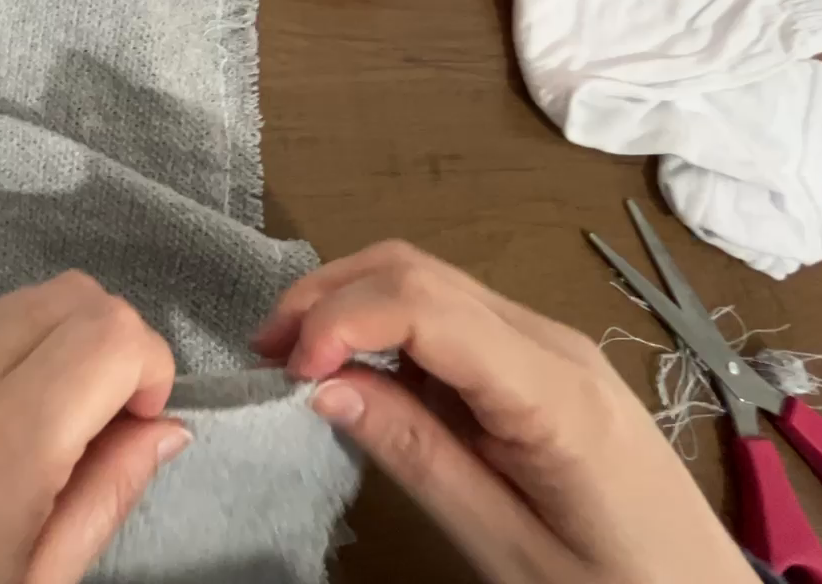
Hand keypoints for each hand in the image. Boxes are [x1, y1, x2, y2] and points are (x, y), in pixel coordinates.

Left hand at [0, 272, 188, 583]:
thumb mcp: (40, 578)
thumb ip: (112, 490)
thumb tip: (169, 425)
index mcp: (5, 438)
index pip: (113, 333)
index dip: (151, 367)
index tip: (138, 423)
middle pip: (77, 293)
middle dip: (112, 343)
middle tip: (100, 418)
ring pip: (29, 295)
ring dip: (62, 339)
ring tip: (44, 416)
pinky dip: (12, 342)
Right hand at [251, 241, 756, 583]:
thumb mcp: (510, 550)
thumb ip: (416, 456)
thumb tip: (320, 385)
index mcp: (553, 391)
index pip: (424, 306)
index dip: (341, 319)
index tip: (289, 370)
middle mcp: (546, 339)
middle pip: (413, 269)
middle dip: (325, 294)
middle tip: (268, 348)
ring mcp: (542, 338)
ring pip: (420, 275)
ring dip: (344, 298)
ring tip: (295, 350)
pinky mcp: (531, 351)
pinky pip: (439, 309)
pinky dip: (377, 319)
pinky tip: (352, 363)